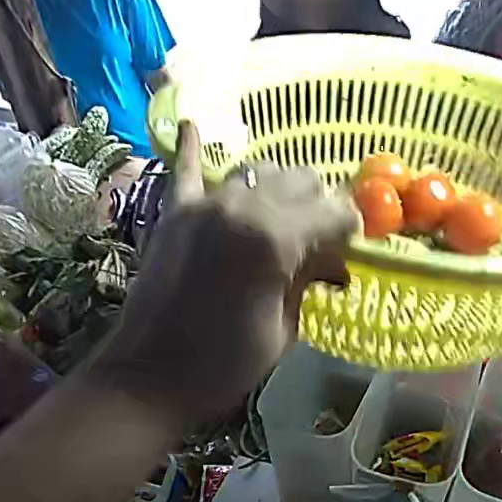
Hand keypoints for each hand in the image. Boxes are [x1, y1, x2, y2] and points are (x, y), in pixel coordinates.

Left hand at [89, 121, 358, 424]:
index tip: (352, 249)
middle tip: (321, 237)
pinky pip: (184, 169)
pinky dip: (192, 148)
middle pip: (298, 180)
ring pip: (255, 171)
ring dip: (276, 187)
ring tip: (283, 213)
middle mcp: (241, 206)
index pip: (333, 212)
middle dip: (318, 204)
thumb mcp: (282, 331)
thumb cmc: (224, 367)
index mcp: (275, 238)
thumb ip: (306, 283)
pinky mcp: (172, 215)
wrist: (150, 378)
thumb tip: (331, 265)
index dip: (350, 229)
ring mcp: (202, 205)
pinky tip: (194, 124)